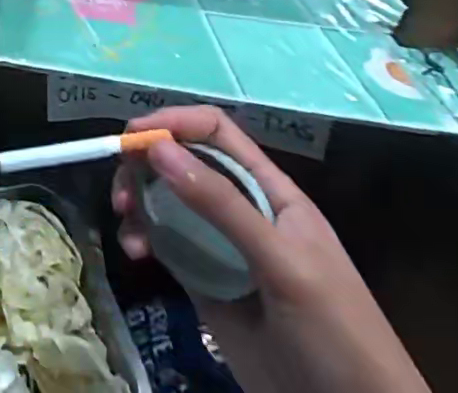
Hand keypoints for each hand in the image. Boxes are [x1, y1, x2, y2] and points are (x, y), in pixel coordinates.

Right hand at [112, 108, 430, 392]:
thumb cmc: (335, 333)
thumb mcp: (283, 265)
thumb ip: (223, 206)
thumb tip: (157, 149)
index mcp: (268, 190)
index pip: (215, 132)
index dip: (174, 123)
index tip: (134, 138)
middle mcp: (239, 207)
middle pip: (181, 161)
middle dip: (145, 165)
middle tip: (121, 189)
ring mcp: (218, 243)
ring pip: (164, 199)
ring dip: (137, 200)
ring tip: (124, 221)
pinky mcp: (201, 279)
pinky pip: (161, 241)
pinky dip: (140, 236)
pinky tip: (135, 253)